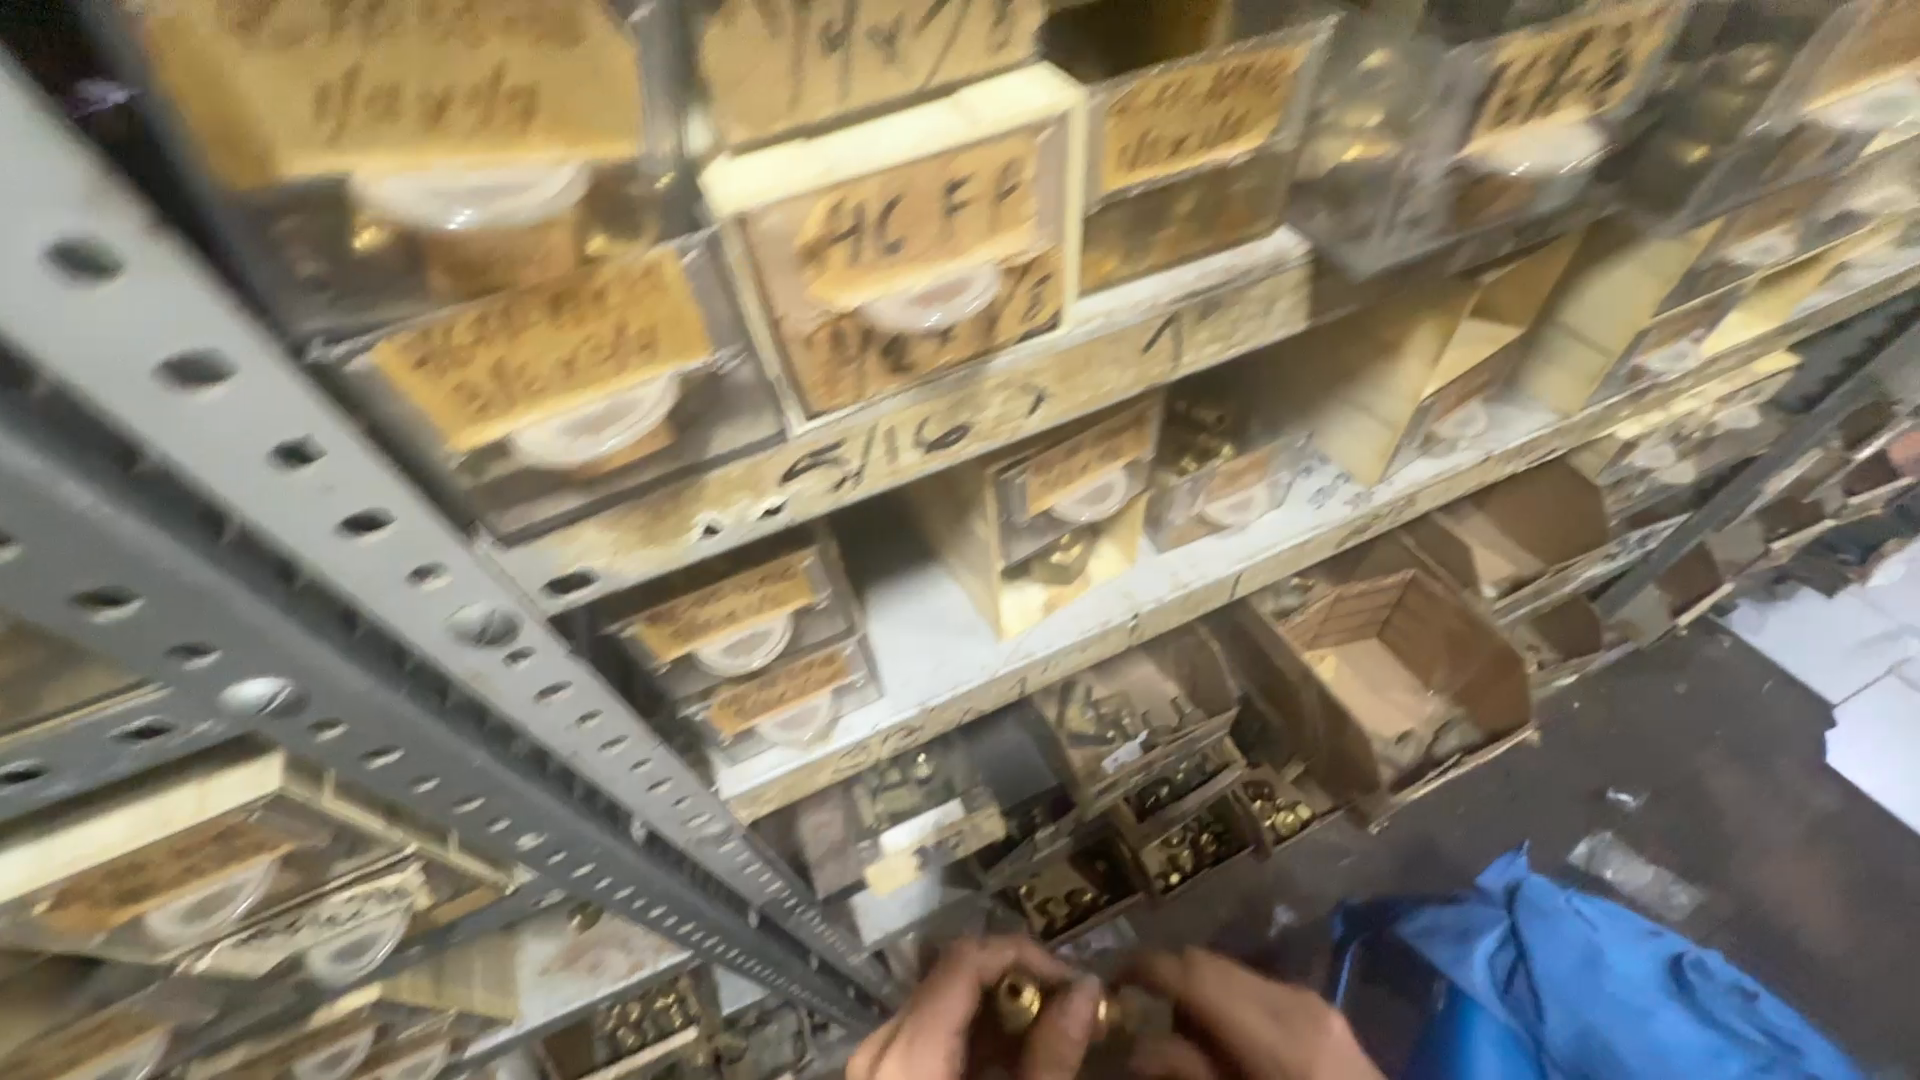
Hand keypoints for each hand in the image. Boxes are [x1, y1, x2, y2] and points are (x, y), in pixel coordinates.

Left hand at [848, 936, 1104, 1079]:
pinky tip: (1011, 1062)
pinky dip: (975, 1038)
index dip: (1025, 955)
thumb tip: (1089, 988)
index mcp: (907, 1051)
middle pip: (955, 976)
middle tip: (1072, 1013)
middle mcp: (880, 1042)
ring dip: (1001, 1012)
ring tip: (1049, 1040)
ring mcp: (875, 1060)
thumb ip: (1052, 1057)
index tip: (1075, 981)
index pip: (965, 958)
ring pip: (945, 1004)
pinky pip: (930, 1034)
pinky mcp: (882, 1077)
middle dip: (1019, 984)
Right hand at [1124, 948, 1384, 1079]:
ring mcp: (1314, 1002)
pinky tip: (1228, 1041)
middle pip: (1208, 962)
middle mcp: (1294, 1003)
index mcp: (1276, 1037)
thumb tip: (1136, 1048)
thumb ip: (1190, 1074)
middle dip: (1167, 977)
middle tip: (1142, 1010)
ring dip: (1198, 990)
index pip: (1193, 974)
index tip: (1111, 979)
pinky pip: (1257, 987)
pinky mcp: (1323, 1011)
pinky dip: (1229, 1001)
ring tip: (1187, 1035)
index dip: (1144, 968)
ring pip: (1230, 970)